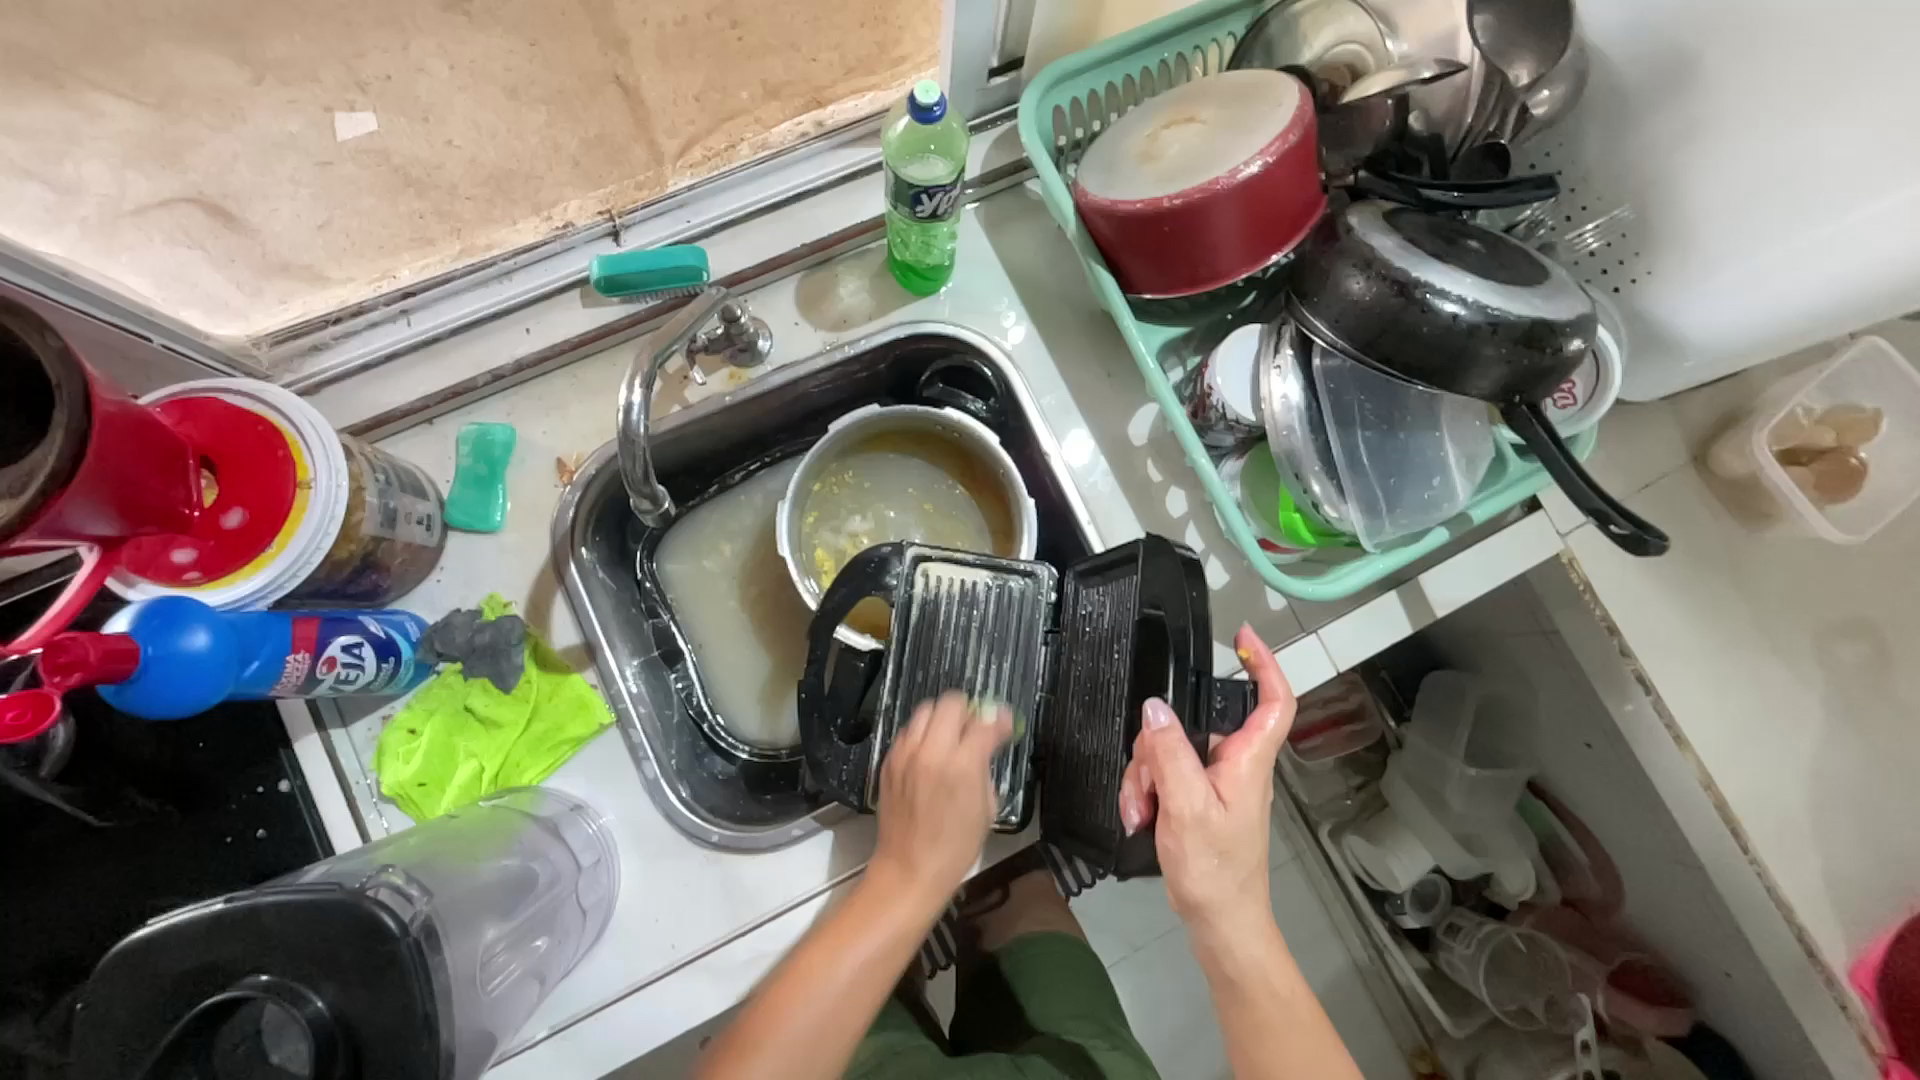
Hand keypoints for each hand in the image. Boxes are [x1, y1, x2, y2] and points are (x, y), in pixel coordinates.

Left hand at [869, 691, 1012, 911]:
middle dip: (967, 711)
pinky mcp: (888, 761)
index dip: (999, 719)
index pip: (985, 722)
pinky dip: (921, 735)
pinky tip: (928, 754)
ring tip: (949, 738)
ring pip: (925, 710)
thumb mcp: (986, 807)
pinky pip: (907, 731)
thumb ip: (986, 765)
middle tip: (973, 728)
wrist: (909, 868)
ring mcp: (905, 754)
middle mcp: (931, 752)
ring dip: (942, 719)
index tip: (1003, 723)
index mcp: (962, 766)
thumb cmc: (956, 847)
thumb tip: (989, 740)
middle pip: (950, 703)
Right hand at [1116, 624, 1296, 944]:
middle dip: (1155, 749)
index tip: (1243, 637)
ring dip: (1144, 779)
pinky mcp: (1195, 799)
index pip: (1273, 701)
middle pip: (1191, 725)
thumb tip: (1155, 708)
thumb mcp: (1187, 807)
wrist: (1219, 923)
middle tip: (1146, 785)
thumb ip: (1170, 753)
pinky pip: (1162, 776)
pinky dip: (1145, 794)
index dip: (1264, 665)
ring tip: (1142, 813)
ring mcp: (1213, 782)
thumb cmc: (1216, 872)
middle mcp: (1234, 764)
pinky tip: (1141, 819)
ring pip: (1167, 750)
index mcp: (1248, 761)